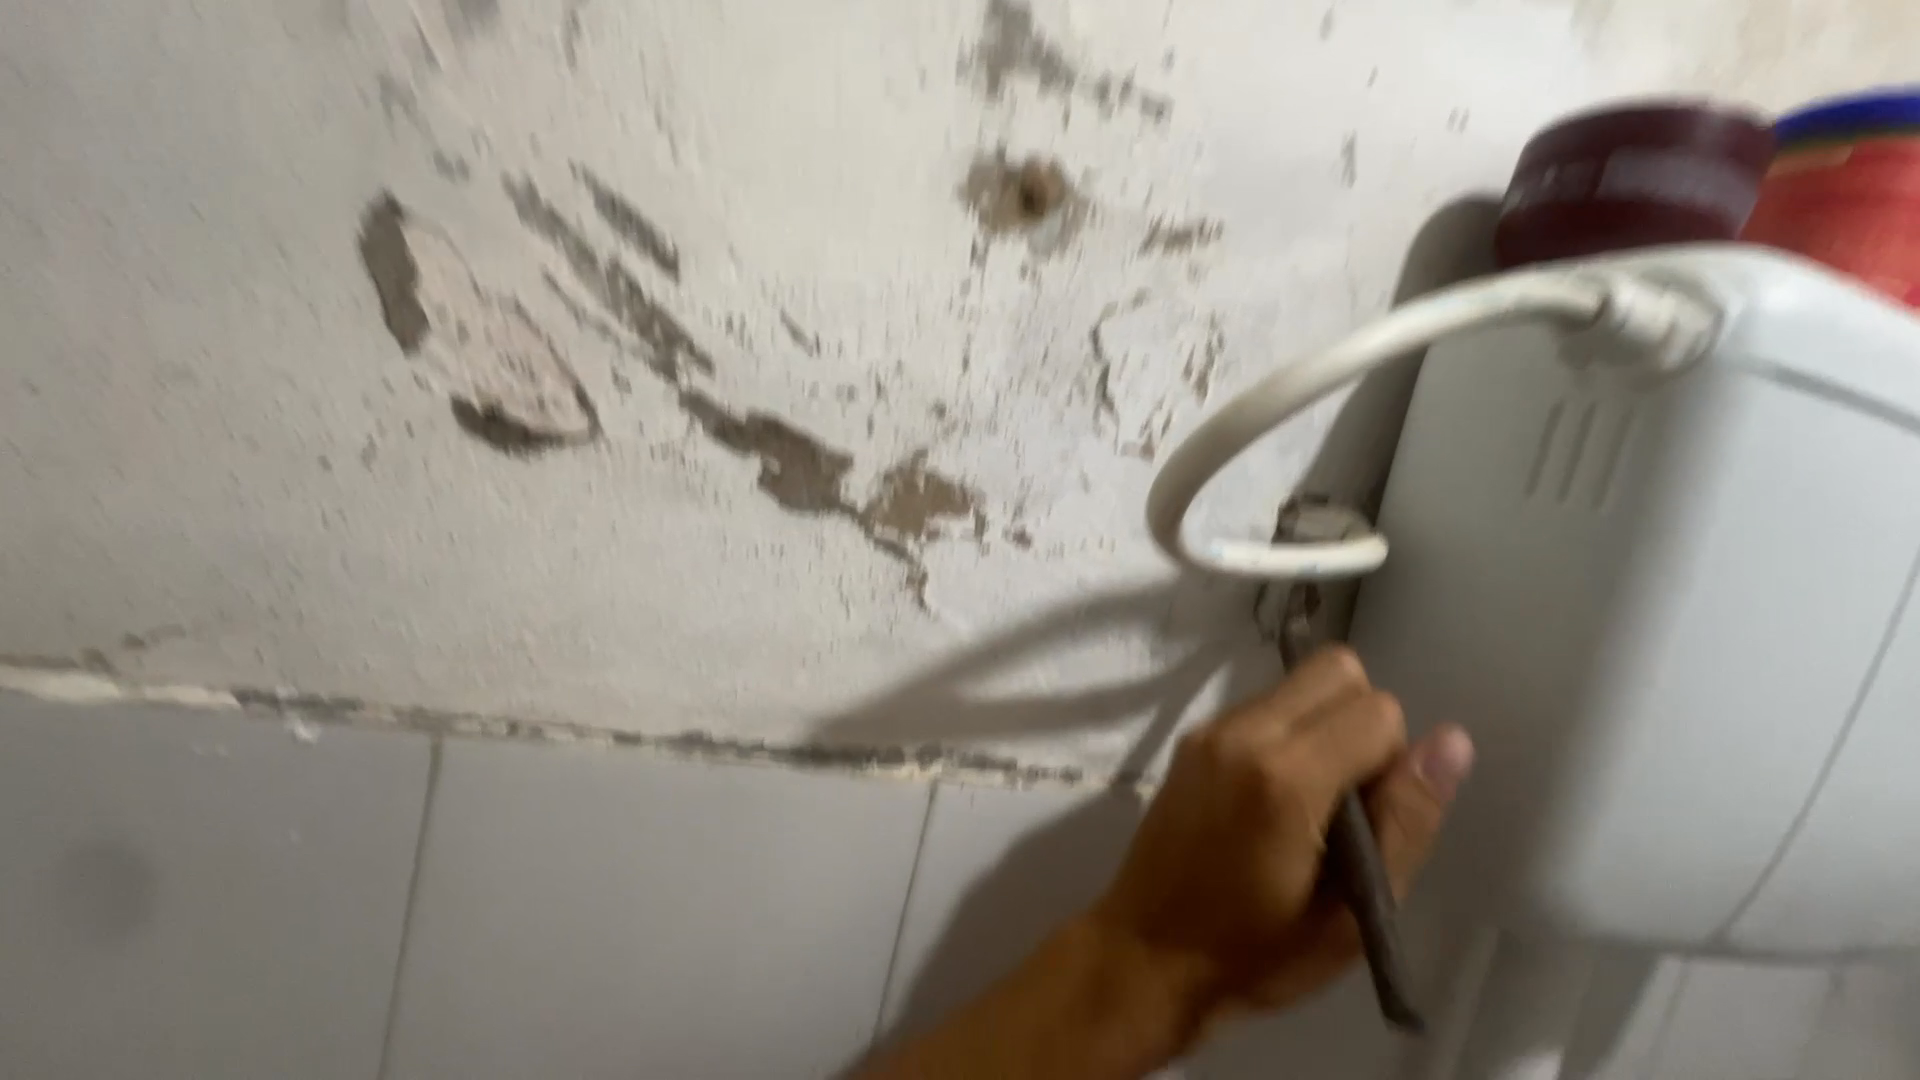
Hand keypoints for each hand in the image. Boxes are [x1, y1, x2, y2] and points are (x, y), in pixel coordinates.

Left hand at [1088, 646, 1472, 1026]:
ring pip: (1296, 684)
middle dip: (1362, 722)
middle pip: (1336, 670)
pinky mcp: (1191, 738)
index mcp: (1284, 775)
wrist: (1146, 950)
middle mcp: (1242, 732)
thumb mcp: (1352, 913)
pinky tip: (1269, 797)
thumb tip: (1451, 740)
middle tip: (1346, 801)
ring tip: (1306, 805)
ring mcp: (1209, 729)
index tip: (1368, 820)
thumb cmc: (1255, 950)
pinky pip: (1261, 705)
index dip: (1392, 762)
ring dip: (1321, 726)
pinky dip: (1285, 732)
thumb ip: (1406, 820)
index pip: (1377, 710)